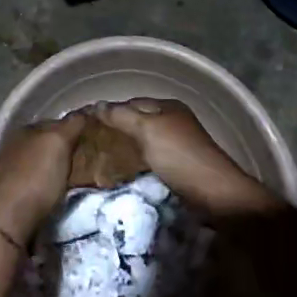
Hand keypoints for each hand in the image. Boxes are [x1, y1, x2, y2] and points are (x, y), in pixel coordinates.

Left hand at [0, 111, 87, 244]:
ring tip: (86, 176)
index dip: (76, 127)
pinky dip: (56, 185)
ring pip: (49, 164)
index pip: (56, 121)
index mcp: (22, 130)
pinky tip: (67, 190)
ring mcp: (14, 173)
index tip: (94, 137)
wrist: (13, 223)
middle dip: (71, 149)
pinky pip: (44, 183)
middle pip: (52, 144)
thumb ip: (73, 123)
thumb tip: (87, 112)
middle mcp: (15, 148)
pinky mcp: (18, 196)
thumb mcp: (59, 141)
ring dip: (64, 169)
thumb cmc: (36, 176)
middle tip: (94, 158)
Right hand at [92, 98, 283, 215]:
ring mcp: (176, 144)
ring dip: (122, 149)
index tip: (82, 125)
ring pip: (142, 142)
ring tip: (97, 161)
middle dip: (114, 131)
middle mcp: (172, 120)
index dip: (108, 111)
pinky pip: (148, 159)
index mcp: (167, 106)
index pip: (131, 102)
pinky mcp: (176, 166)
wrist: (213, 193)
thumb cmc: (179, 155)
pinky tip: (119, 174)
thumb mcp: (148, 130)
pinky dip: (134, 164)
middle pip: (137, 121)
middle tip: (86, 146)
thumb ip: (122, 116)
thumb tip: (96, 104)